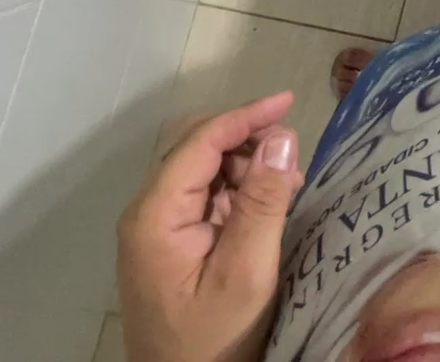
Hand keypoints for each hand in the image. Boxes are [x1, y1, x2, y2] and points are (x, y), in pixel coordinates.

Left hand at [117, 91, 302, 361]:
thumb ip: (263, 201)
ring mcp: (157, 228)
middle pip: (199, 147)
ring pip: (204, 166)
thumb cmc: (215, 341)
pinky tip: (267, 204)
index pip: (201, 141)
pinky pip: (206, 193)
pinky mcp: (171, 242)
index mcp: (155, 215)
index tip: (290, 101)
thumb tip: (282, 136)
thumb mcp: (247, 272)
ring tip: (285, 187)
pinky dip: (240, 187)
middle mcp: (148, 212)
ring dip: (246, 164)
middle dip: (247, 139)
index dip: (246, 115)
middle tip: (291, 156)